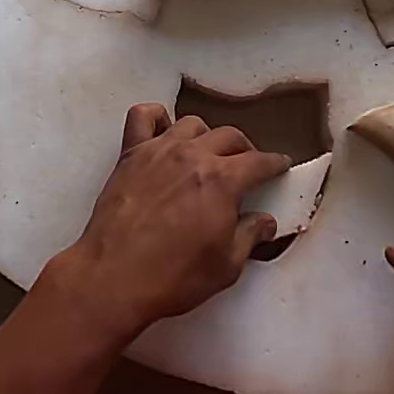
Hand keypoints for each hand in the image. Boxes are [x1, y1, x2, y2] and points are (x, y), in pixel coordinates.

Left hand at [38, 104, 290, 345]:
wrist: (113, 277)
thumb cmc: (173, 276)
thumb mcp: (226, 266)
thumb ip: (250, 236)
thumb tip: (265, 222)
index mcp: (222, 180)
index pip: (259, 162)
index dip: (274, 164)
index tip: (279, 165)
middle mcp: (192, 155)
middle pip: (229, 136)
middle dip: (245, 149)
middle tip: (247, 165)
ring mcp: (158, 150)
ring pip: (192, 124)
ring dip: (206, 135)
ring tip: (207, 152)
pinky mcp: (130, 154)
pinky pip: (143, 117)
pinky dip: (157, 117)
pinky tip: (164, 131)